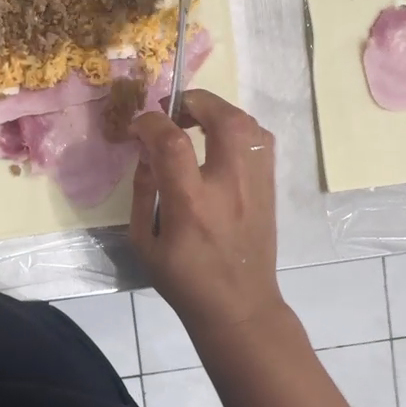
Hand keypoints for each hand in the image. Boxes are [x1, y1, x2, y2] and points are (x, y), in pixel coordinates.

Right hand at [127, 90, 284, 333]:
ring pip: (249, 125)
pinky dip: (237, 129)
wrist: (238, 304)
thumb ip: (144, 191)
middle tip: (172, 109)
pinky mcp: (270, 187)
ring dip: (218, 112)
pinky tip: (217, 141)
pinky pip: (260, 142)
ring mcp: (256, 184)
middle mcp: (229, 186)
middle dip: (195, 102)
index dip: (150, 123)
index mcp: (191, 204)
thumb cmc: (181, 278)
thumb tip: (147, 154)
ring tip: (194, 121)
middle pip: (225, 119)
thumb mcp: (142, 241)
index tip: (136, 126)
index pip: (171, 142)